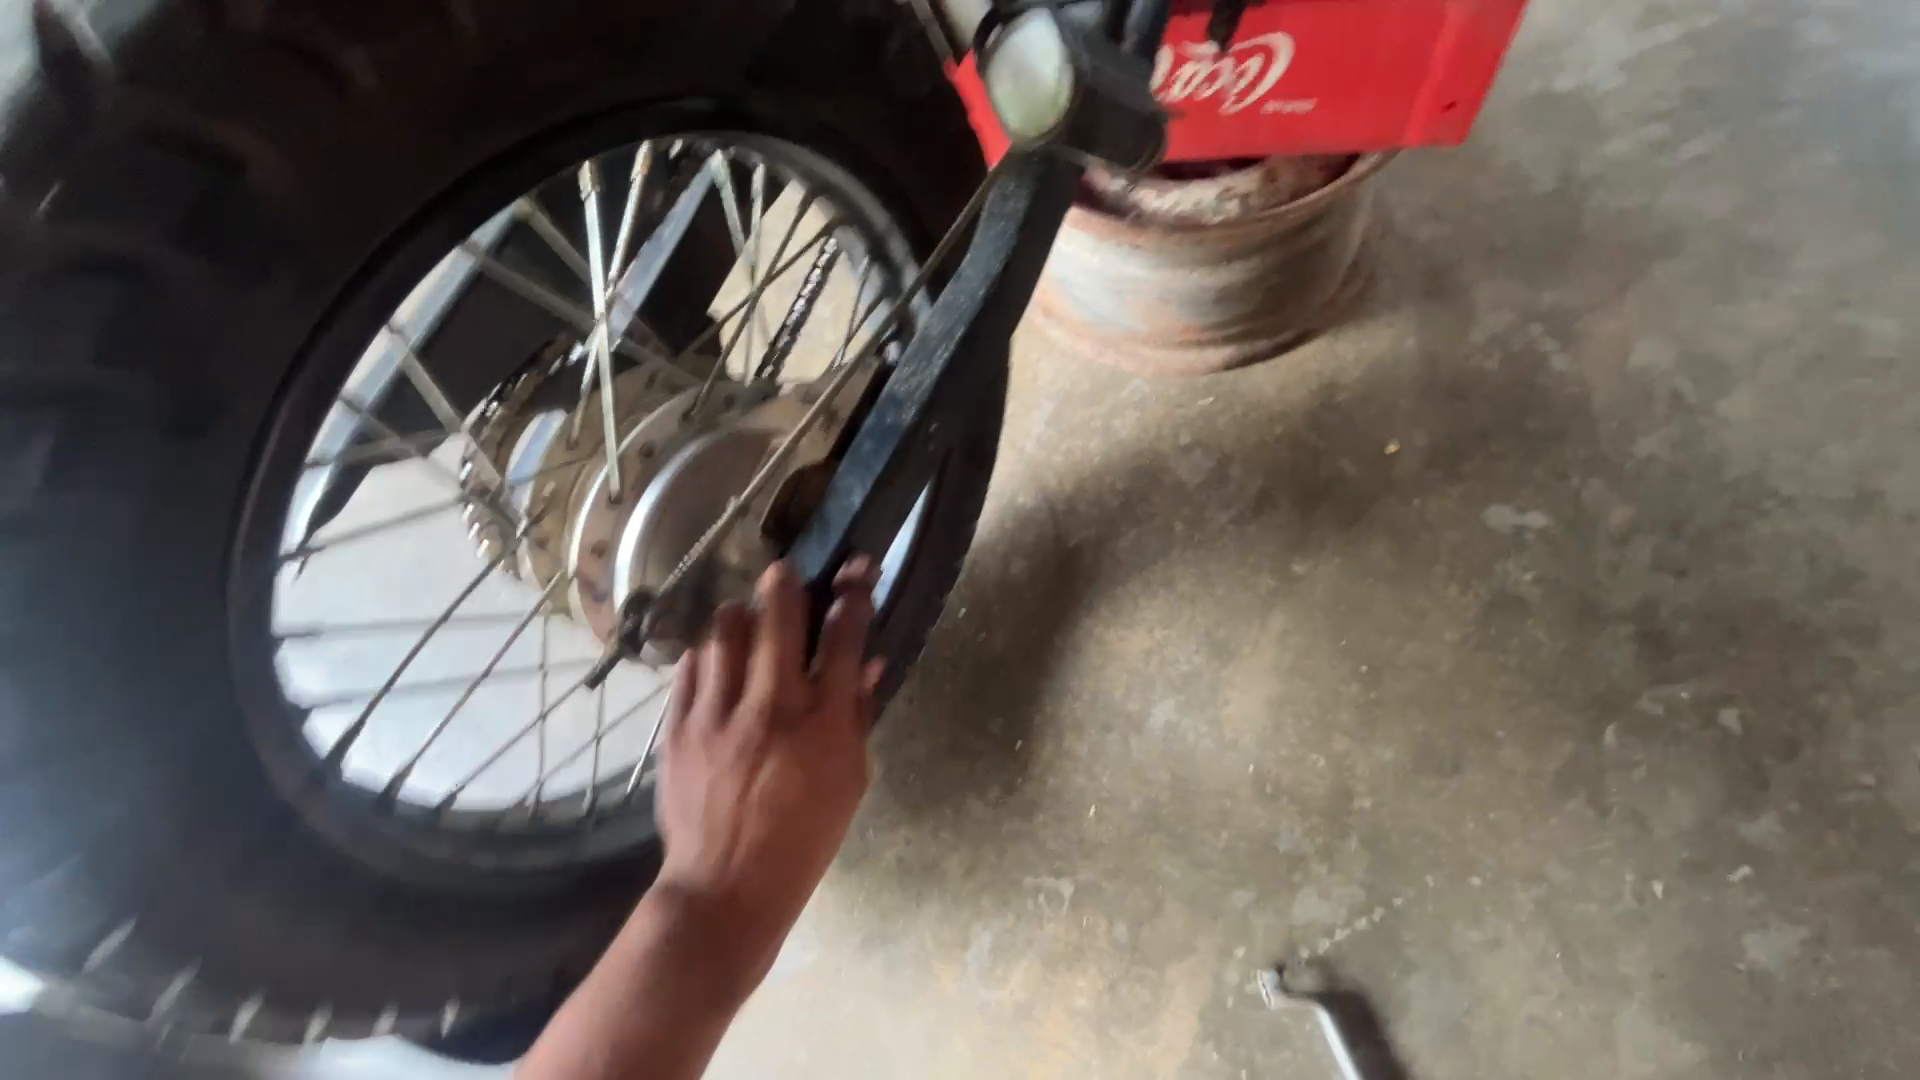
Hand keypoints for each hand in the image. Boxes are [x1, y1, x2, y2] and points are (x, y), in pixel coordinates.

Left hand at [651, 557, 881, 971]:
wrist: (726, 888)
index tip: (854, 571)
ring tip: (743, 621)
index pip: (843, 638)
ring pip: (723, 633)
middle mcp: (770, 706)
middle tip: (783, 572)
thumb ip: (856, 715)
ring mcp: (717, 715)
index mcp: (822, 723)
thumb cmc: (804, 838)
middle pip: (778, 620)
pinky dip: (705, 656)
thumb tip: (868, 663)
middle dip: (785, 585)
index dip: (852, 596)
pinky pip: (689, 668)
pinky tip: (713, 662)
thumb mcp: (850, 780)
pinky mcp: (676, 729)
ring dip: (738, 619)